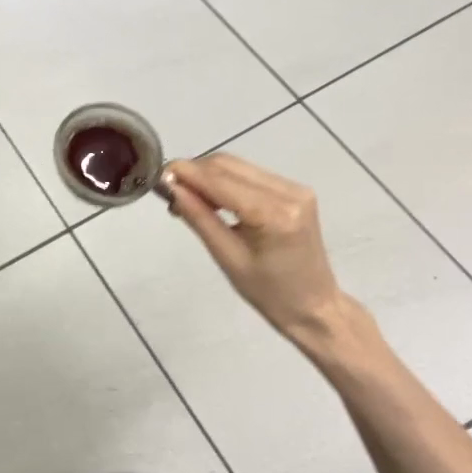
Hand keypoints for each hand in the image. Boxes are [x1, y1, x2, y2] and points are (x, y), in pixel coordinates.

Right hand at [164, 153, 355, 352]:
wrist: (315, 307)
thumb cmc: (269, 292)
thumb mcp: (227, 257)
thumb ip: (198, 217)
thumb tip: (169, 186)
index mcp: (274, 215)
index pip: (219, 180)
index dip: (184, 173)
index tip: (156, 177)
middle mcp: (289, 193)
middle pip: (226, 165)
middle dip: (193, 172)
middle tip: (170, 194)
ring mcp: (295, 188)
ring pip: (235, 165)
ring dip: (206, 175)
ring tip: (189, 198)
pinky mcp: (294, 189)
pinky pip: (248, 174)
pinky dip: (224, 180)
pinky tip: (213, 199)